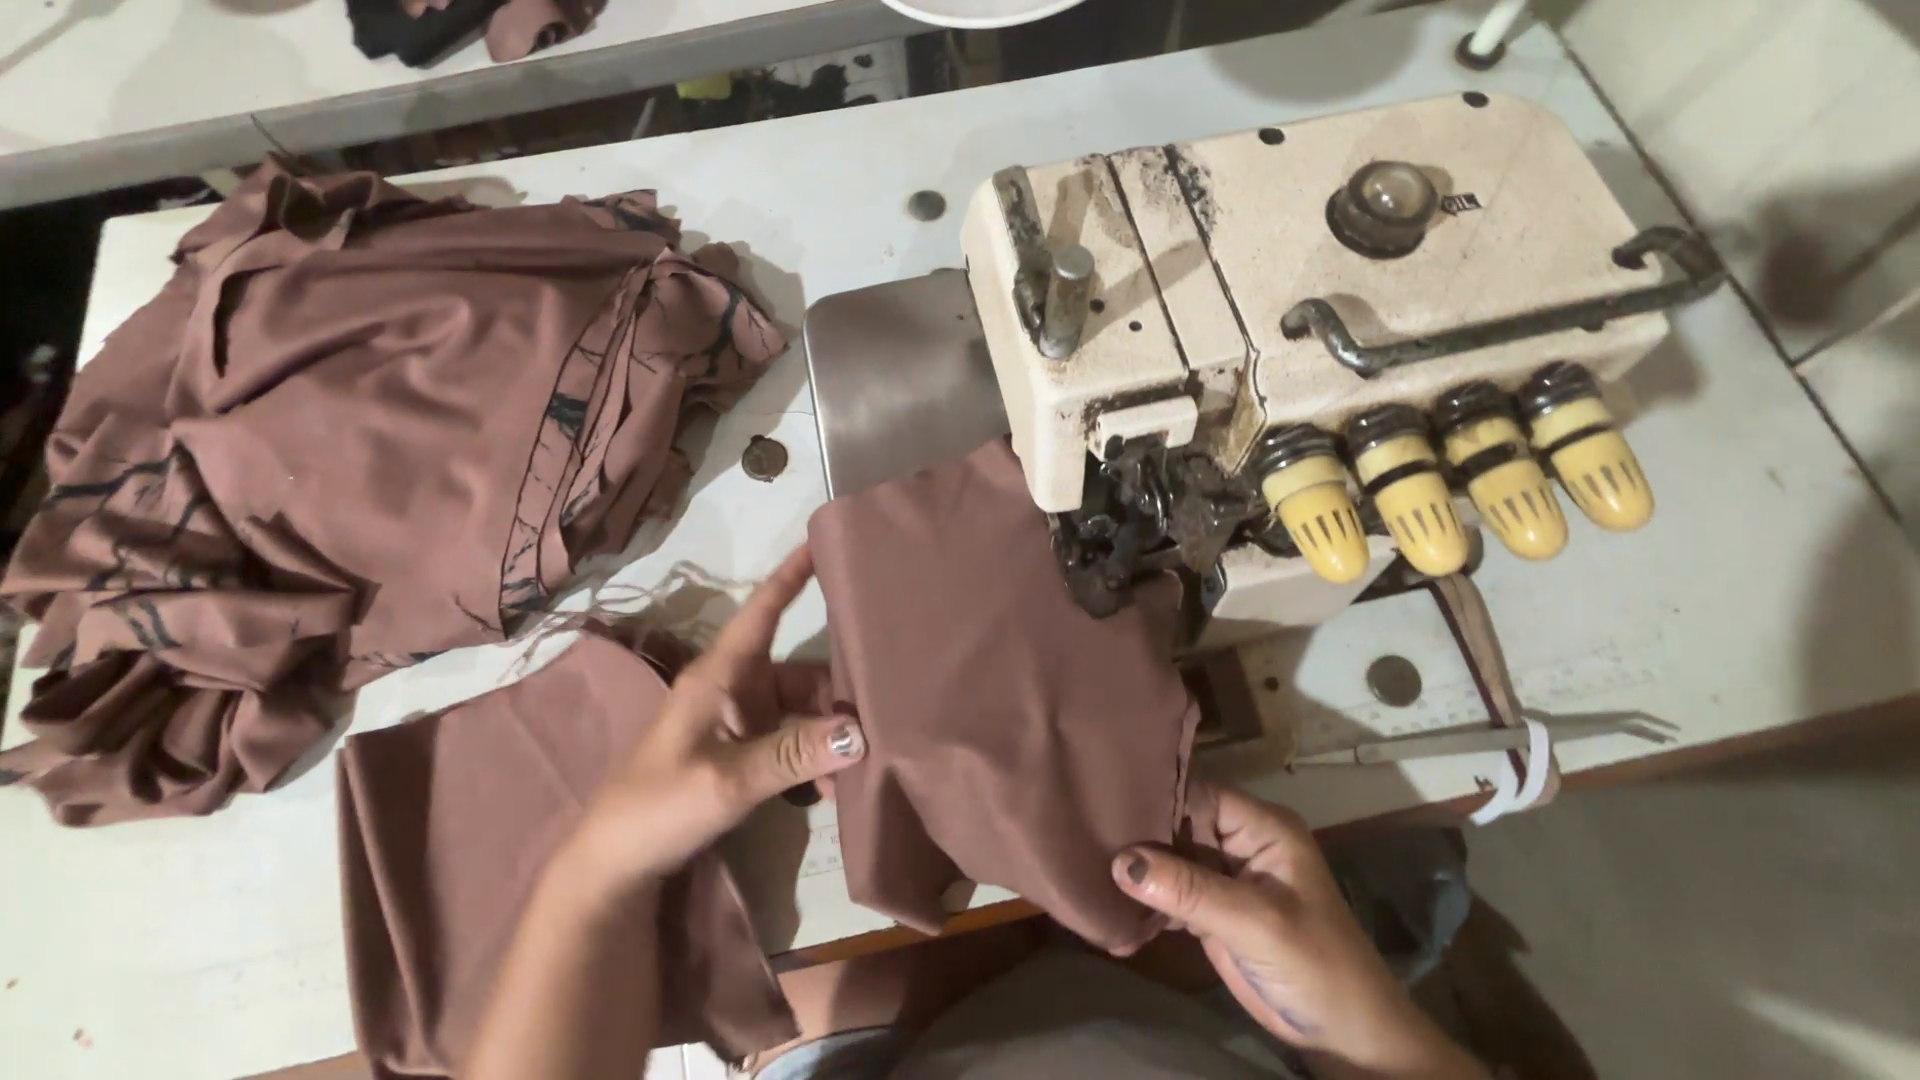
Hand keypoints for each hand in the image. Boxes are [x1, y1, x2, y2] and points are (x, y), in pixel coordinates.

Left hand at [563, 545, 864, 891]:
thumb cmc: (659, 806)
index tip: (824, 540)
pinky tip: (826, 791)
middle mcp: (732, 688)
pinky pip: (790, 741)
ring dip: (826, 738)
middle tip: (876, 722)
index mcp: (719, 675)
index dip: (791, 576)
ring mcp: (737, 721)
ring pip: (800, 711)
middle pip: (799, 672)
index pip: (762, 611)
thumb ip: (794, 754)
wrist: (617, 864)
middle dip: (835, 697)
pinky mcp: (740, 751)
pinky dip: (811, 760)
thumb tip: (858, 732)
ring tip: (851, 773)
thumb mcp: (729, 781)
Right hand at [1112, 786, 1484, 1079]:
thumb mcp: (1256, 923)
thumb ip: (1190, 890)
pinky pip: (1169, 891)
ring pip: (1169, 856)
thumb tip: (1120, 861)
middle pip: (1178, 821)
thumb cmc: (1318, 967)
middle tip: (1085, 829)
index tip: (1104, 798)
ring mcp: (1224, 876)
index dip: (1156, 795)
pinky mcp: (1211, 909)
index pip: (1198, 793)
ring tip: (1085, 860)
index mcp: (1262, 826)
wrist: (1346, 1037)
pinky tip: (1107, 901)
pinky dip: (1143, 899)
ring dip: (1135, 866)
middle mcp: (1239, 841)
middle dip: (1138, 830)